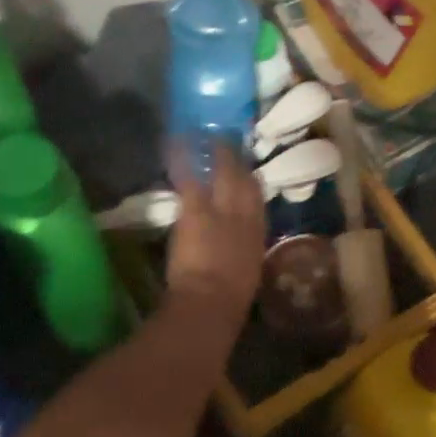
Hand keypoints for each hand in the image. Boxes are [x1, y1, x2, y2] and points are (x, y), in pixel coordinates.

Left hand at [165, 143, 264, 324]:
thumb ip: (241, 260)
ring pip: (222, 173)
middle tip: (229, 140)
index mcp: (257, 239)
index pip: (258, 205)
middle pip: (245, 183)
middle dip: (238, 161)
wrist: (211, 301)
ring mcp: (221, 210)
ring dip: (215, 153)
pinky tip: (177, 140)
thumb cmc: (228, 303)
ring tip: (208, 134)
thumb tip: (236, 257)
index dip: (252, 186)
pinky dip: (183, 158)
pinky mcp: (197, 209)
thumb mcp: (244, 278)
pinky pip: (190, 177)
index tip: (248, 172)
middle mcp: (245, 219)